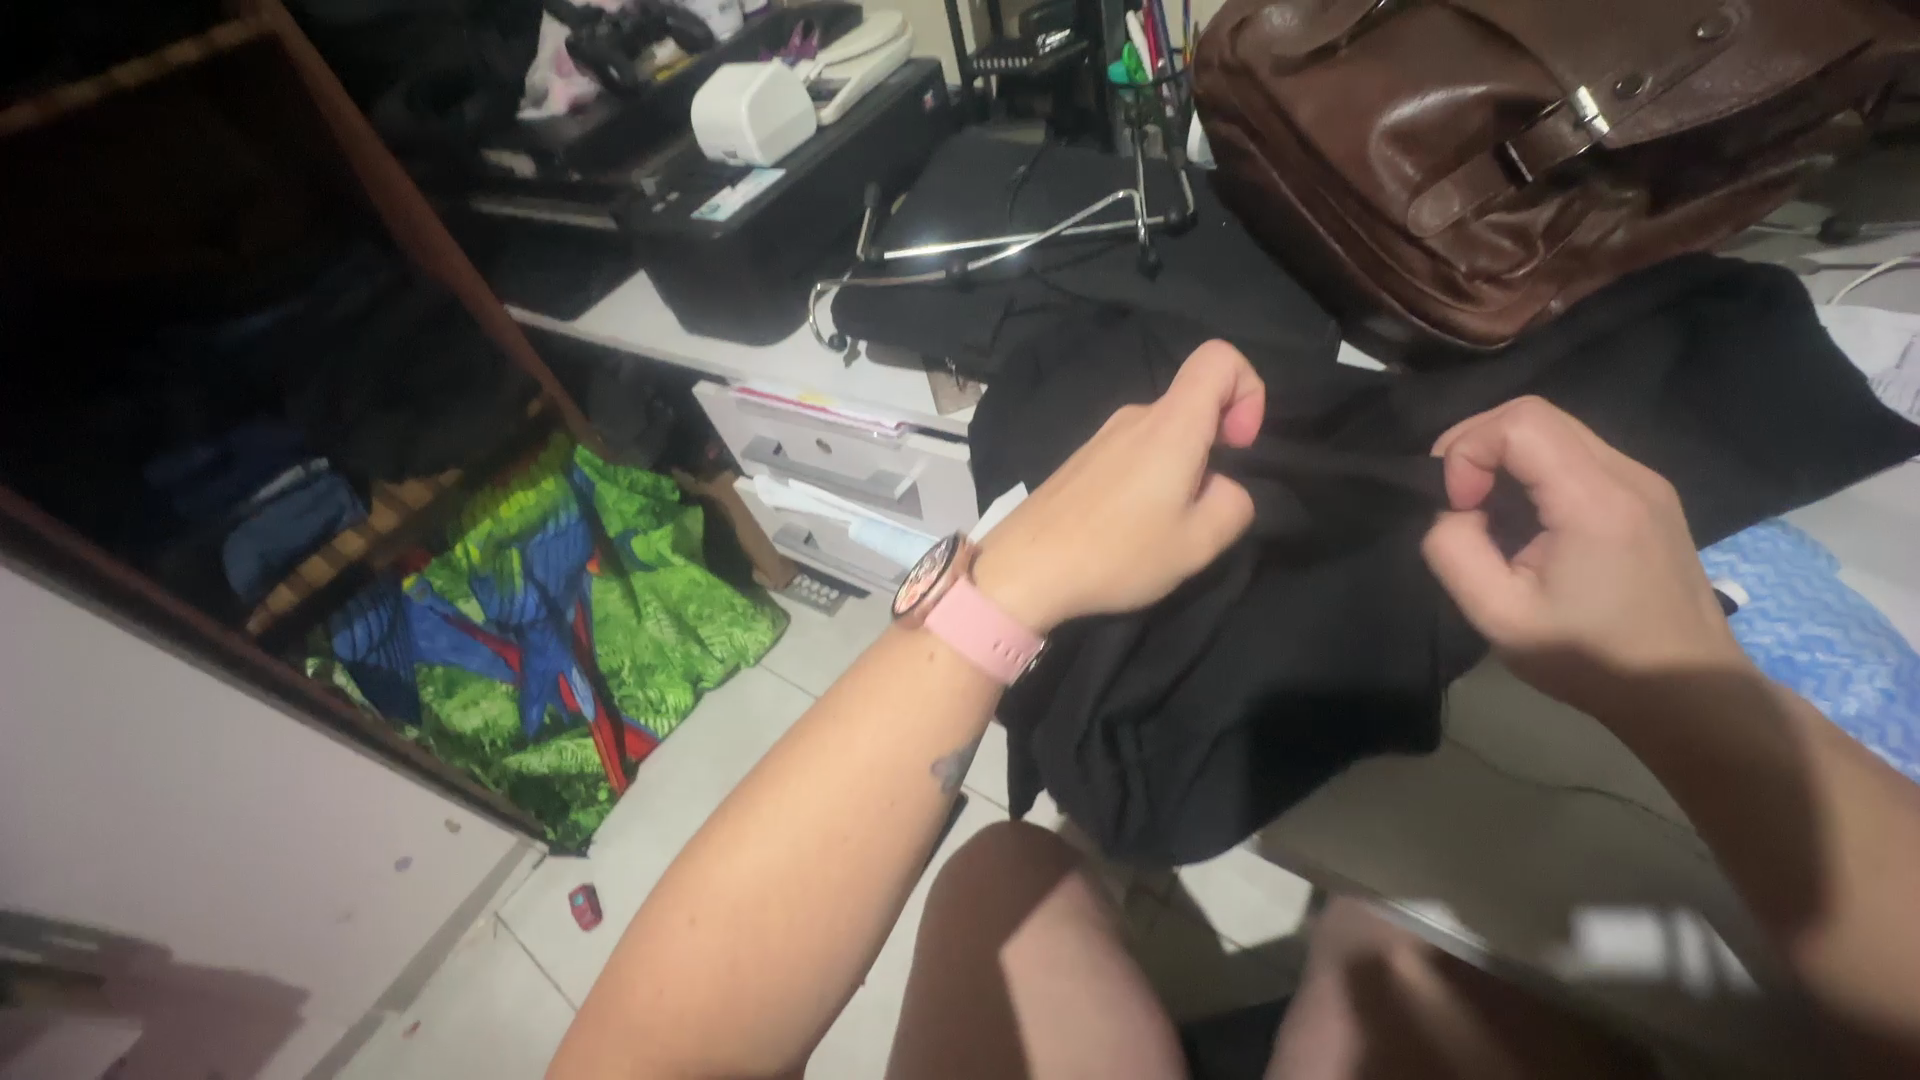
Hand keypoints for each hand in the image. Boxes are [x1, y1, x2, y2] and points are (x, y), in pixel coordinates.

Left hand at [972, 340, 1265, 631]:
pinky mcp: (1079, 462)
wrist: (1024, 570)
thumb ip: (1233, 504)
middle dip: (1213, 452)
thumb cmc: (1116, 553)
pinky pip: (1131, 456)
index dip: (1248, 389)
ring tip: (1157, 530)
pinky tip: (1125, 531)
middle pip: (1191, 406)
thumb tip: (1221, 487)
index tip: (1240, 446)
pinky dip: (1146, 483)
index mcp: (1170, 424)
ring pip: (1162, 437)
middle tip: (1195, 512)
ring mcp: (1100, 438)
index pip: (1218, 357)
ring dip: (1177, 475)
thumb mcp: (1198, 543)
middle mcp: (1133, 418)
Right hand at [1421, 397, 1750, 713]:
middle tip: (1457, 502)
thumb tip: (1450, 511)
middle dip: (1474, 446)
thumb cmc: (1589, 658)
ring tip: (1483, 511)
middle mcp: (1629, 475)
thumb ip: (1453, 550)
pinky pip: (1571, 454)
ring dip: (1499, 458)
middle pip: (1533, 413)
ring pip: (1552, 429)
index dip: (1467, 451)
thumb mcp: (1497, 614)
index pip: (1519, 422)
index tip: (1457, 506)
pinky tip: (1519, 519)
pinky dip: (1527, 470)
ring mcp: (1643, 482)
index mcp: (1596, 501)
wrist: (1685, 692)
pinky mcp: (1644, 496)